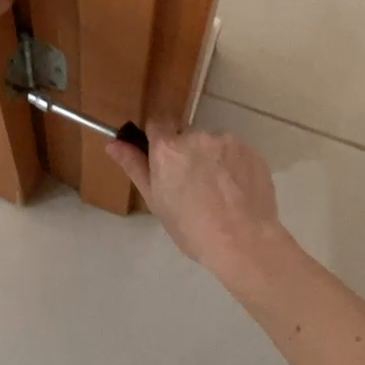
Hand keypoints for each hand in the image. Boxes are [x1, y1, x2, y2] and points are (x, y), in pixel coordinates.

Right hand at [105, 123, 287, 278]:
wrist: (243, 241)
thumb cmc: (192, 228)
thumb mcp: (156, 201)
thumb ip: (135, 167)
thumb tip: (113, 144)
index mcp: (168, 148)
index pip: (157, 122)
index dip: (159, 139)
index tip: (163, 159)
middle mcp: (196, 136)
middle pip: (186, 135)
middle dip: (186, 153)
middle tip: (192, 185)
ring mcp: (226, 140)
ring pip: (212, 144)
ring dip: (211, 158)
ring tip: (218, 191)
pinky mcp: (250, 149)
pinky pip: (235, 152)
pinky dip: (233, 165)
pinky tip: (236, 191)